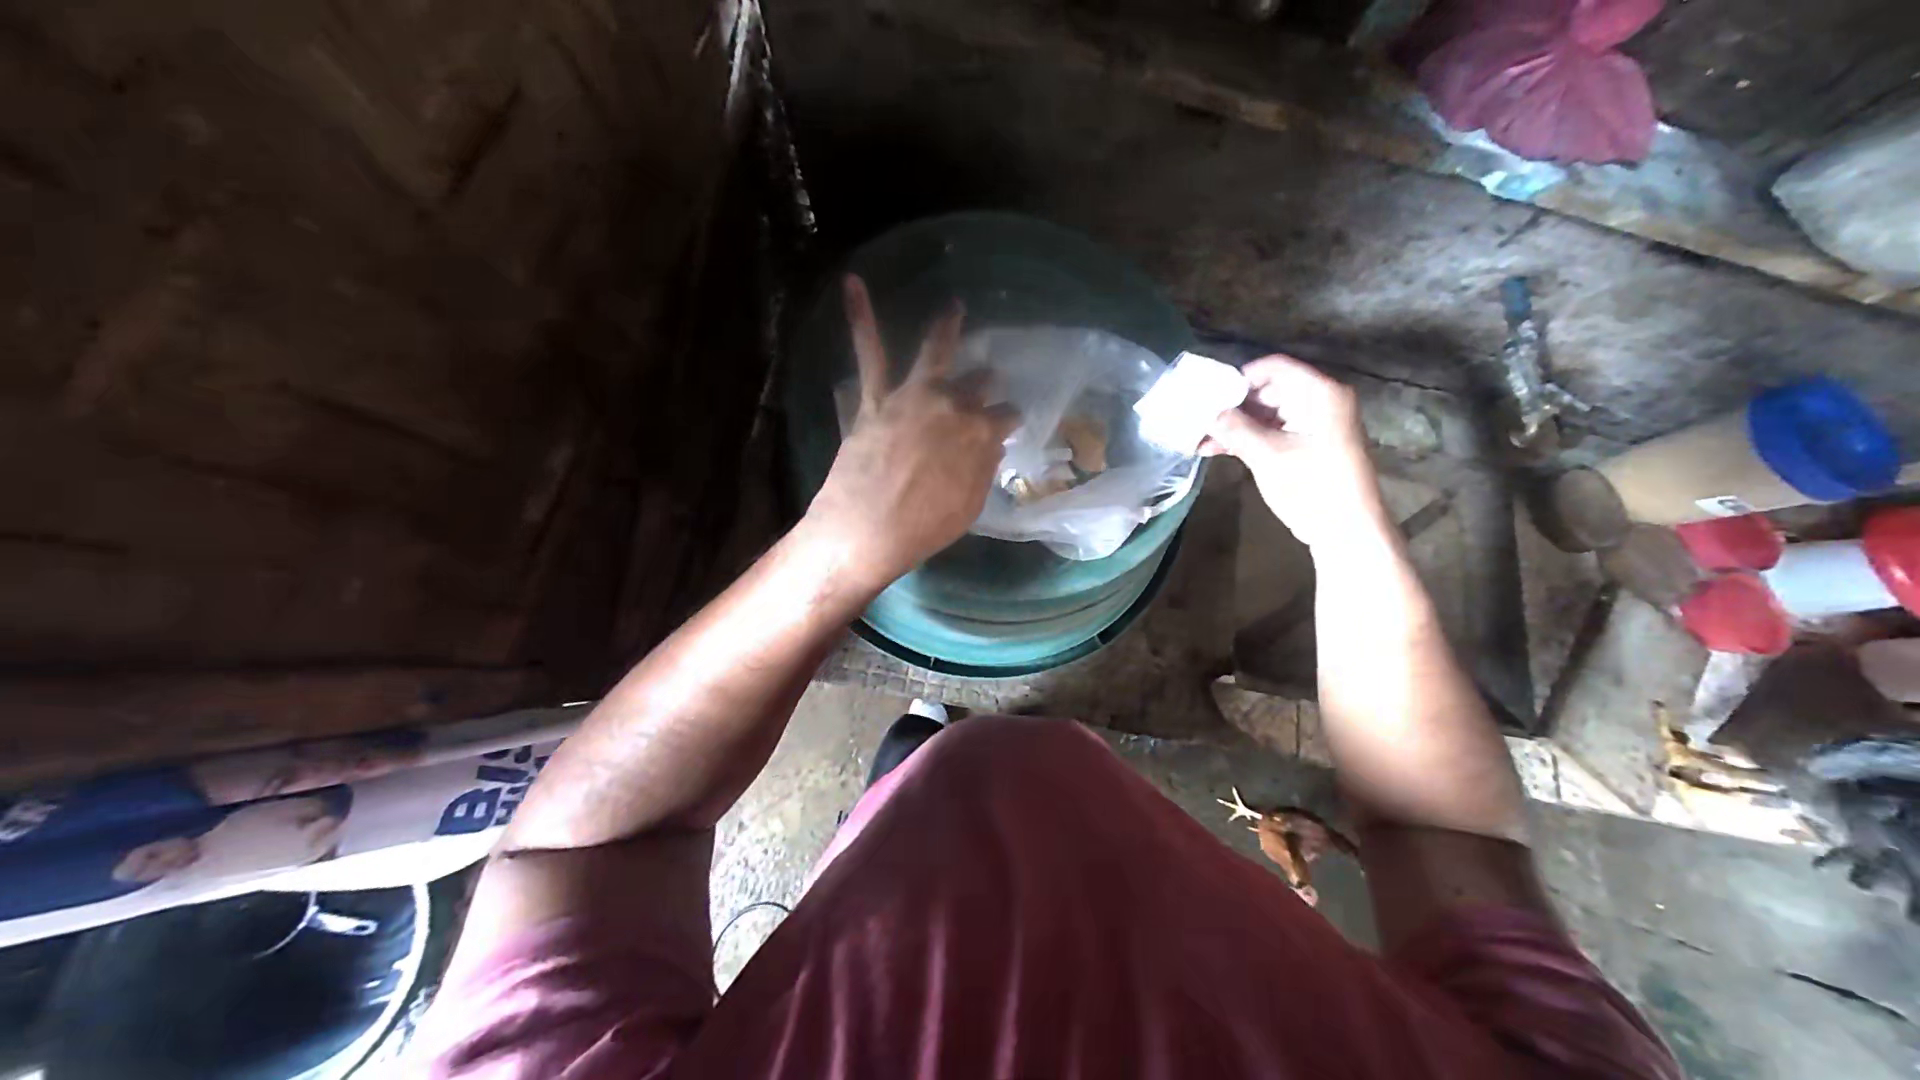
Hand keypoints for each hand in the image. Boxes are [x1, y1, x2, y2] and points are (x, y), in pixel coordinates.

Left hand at [802, 276, 1018, 587]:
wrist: (867, 531)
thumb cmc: (924, 527)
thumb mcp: (969, 506)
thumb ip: (983, 468)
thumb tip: (992, 444)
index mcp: (979, 433)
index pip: (1005, 416)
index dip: (1007, 420)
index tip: (1006, 426)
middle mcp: (951, 405)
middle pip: (976, 384)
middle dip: (984, 384)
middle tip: (985, 384)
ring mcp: (912, 397)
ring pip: (935, 352)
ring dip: (947, 327)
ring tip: (954, 307)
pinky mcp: (876, 399)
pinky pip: (869, 353)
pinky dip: (861, 317)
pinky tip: (852, 283)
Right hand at [1200, 354, 1387, 549]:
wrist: (1346, 531)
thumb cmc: (1313, 486)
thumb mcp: (1268, 455)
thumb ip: (1235, 429)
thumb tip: (1206, 413)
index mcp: (1319, 394)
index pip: (1274, 368)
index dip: (1239, 377)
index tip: (1208, 392)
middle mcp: (1318, 403)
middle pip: (1267, 390)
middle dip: (1230, 404)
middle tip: (1197, 416)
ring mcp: (1311, 426)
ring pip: (1264, 414)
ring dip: (1233, 425)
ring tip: (1198, 436)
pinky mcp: (1304, 447)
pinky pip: (1270, 432)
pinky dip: (1244, 439)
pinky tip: (1213, 449)